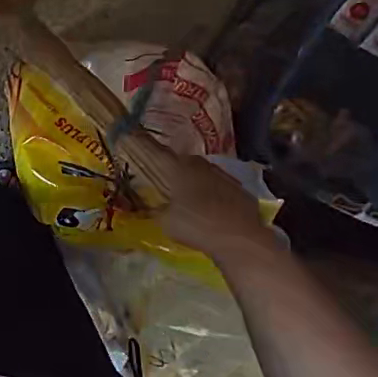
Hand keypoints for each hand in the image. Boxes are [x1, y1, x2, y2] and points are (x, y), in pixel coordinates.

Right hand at [156, 151, 279, 261]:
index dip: (145, 145)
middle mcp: (203, 166)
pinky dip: (215, 196)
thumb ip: (158, 210)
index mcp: (180, 168)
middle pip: (185, 162)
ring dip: (197, 183)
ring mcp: (225, 177)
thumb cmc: (196, 225)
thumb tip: (156, 207)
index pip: (159, 152)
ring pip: (205, 175)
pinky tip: (212, 211)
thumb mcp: (166, 222)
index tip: (135, 138)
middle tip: (167, 184)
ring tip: (190, 200)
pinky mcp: (242, 191)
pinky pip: (222, 189)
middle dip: (176, 170)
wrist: (239, 238)